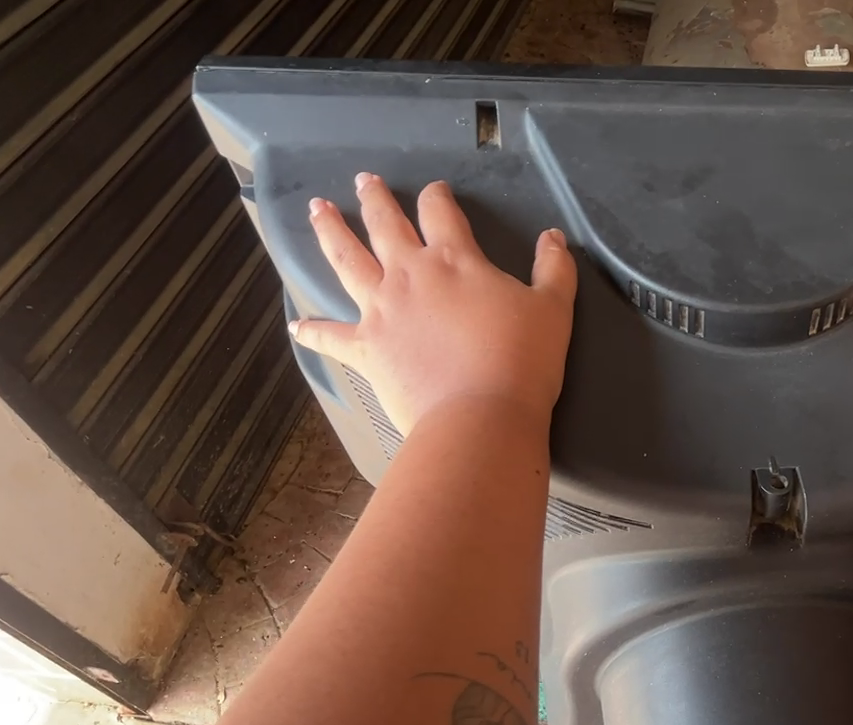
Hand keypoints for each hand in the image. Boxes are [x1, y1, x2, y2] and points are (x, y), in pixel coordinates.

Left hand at [289, 174, 576, 438]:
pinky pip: (331, 337)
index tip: (435, 190)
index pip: (440, 213)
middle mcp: (409, 276)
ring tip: (317, 211)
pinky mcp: (366, 350)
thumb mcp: (554, 310)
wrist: (483, 416)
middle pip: (384, 225)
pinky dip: (314, 331)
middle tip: (363, 180)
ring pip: (346, 261)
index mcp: (454, 260)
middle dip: (374, 200)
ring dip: (330, 233)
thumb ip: (555, 269)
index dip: (437, 197)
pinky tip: (298, 325)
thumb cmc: (523, 360)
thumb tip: (554, 236)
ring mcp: (381, 311)